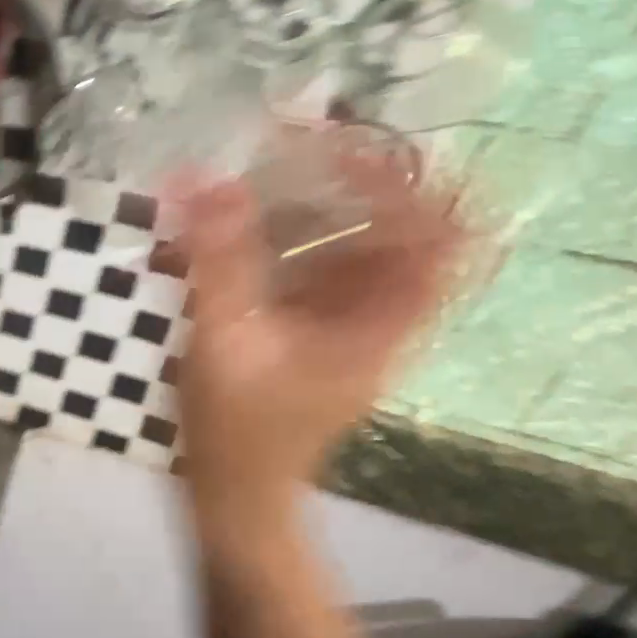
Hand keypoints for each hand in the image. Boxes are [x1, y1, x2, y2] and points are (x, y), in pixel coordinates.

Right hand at [172, 147, 467, 510]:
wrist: (236, 494)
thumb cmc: (238, 426)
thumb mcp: (225, 337)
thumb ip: (217, 258)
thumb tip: (201, 177)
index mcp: (383, 320)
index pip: (434, 232)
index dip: (397, 181)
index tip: (336, 143)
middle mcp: (377, 316)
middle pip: (393, 230)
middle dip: (345, 183)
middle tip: (288, 149)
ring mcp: (344, 326)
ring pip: (348, 247)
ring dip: (308, 208)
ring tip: (254, 177)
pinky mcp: (308, 333)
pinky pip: (309, 270)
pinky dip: (279, 241)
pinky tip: (228, 230)